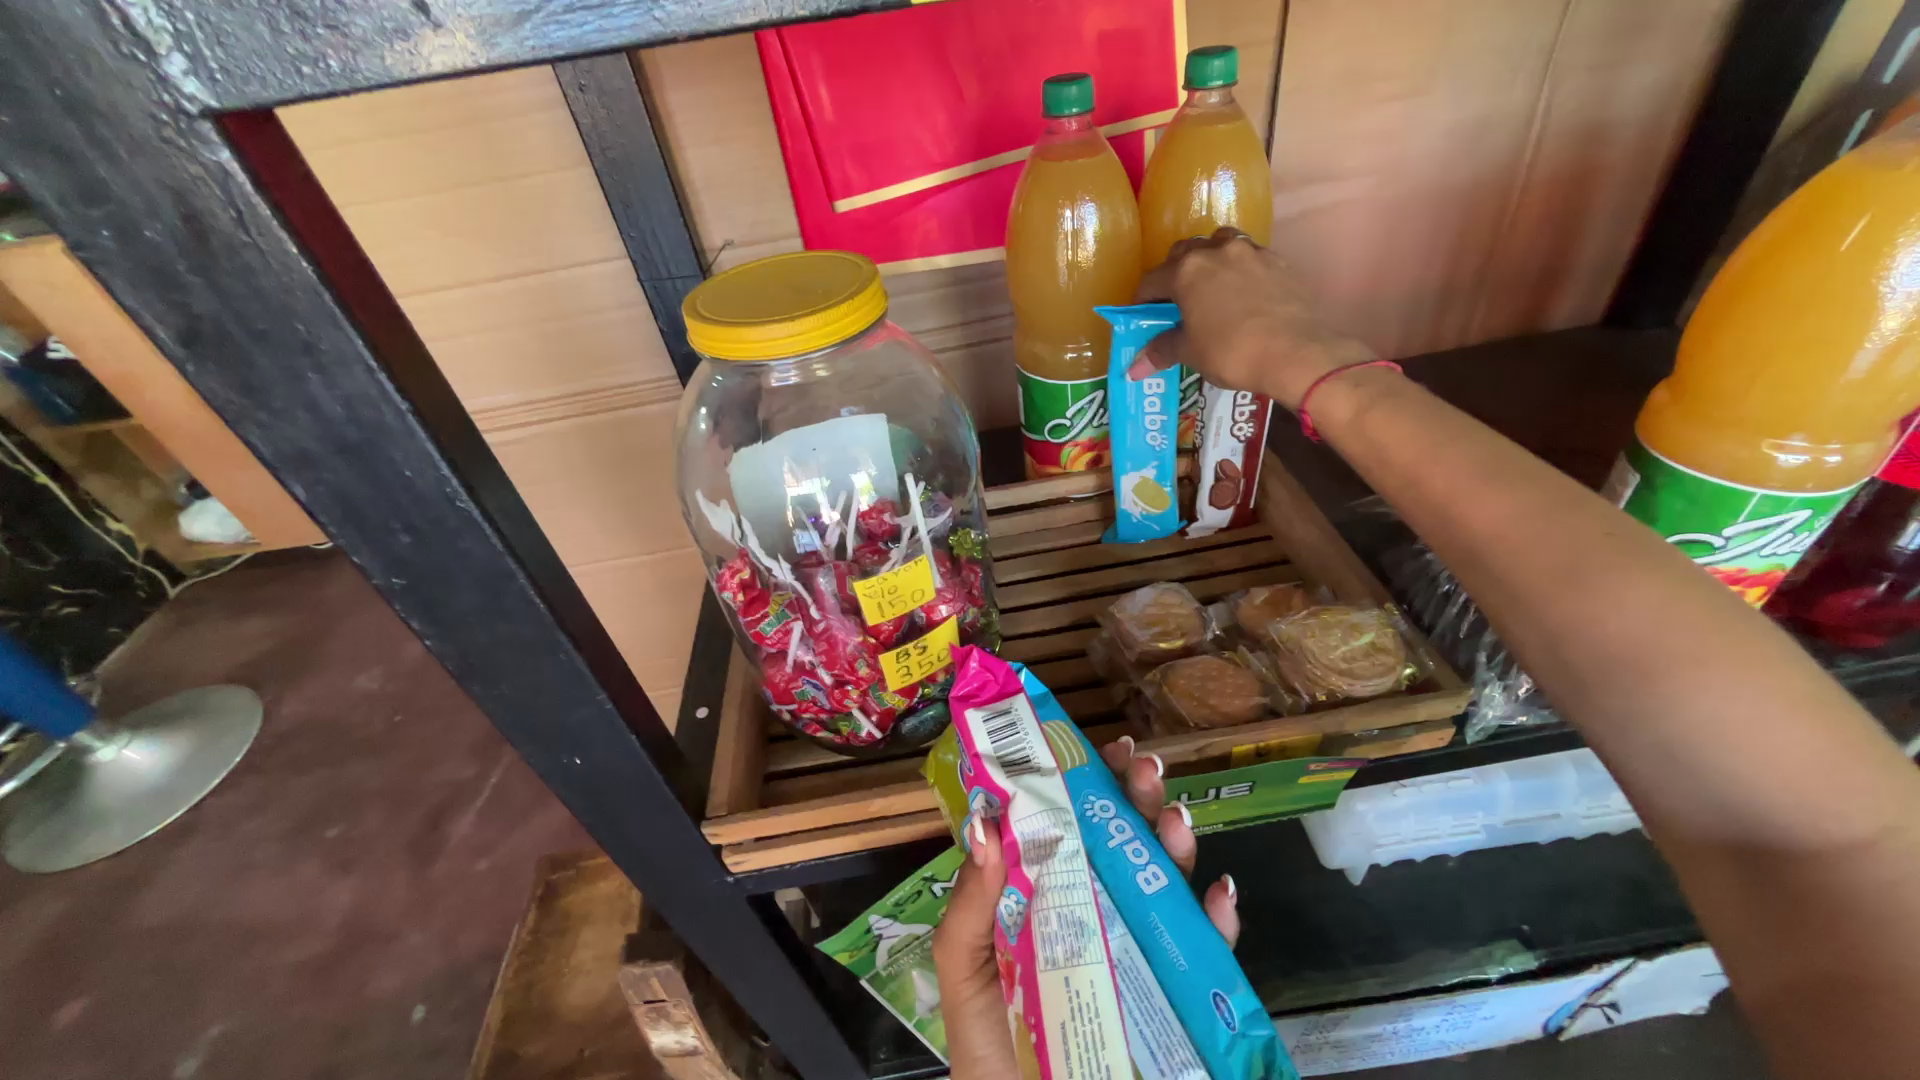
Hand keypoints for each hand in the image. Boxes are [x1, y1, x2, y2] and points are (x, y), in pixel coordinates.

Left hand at [930, 737, 1239, 1079]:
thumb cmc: (989, 1037)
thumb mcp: (965, 965)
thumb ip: (971, 901)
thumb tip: (985, 824)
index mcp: (1044, 893)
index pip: (1067, 825)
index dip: (1084, 783)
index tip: (1098, 748)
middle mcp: (1094, 907)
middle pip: (1122, 839)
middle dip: (1137, 796)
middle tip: (1144, 767)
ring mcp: (1136, 945)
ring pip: (1164, 879)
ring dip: (1175, 841)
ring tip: (1175, 818)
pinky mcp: (1173, 990)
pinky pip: (1205, 948)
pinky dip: (1217, 918)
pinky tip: (1217, 895)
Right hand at [1131, 227, 1374, 408]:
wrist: (1298, 352)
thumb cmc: (1233, 352)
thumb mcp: (1191, 353)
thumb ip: (1161, 351)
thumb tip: (1133, 368)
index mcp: (1186, 271)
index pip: (1152, 280)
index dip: (1142, 300)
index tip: (1141, 316)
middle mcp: (1216, 251)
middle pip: (1185, 252)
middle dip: (1174, 273)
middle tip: (1174, 302)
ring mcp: (1250, 252)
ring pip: (1220, 243)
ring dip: (1209, 260)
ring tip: (1210, 287)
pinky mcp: (1278, 262)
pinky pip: (1249, 257)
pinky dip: (1238, 270)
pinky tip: (1242, 294)